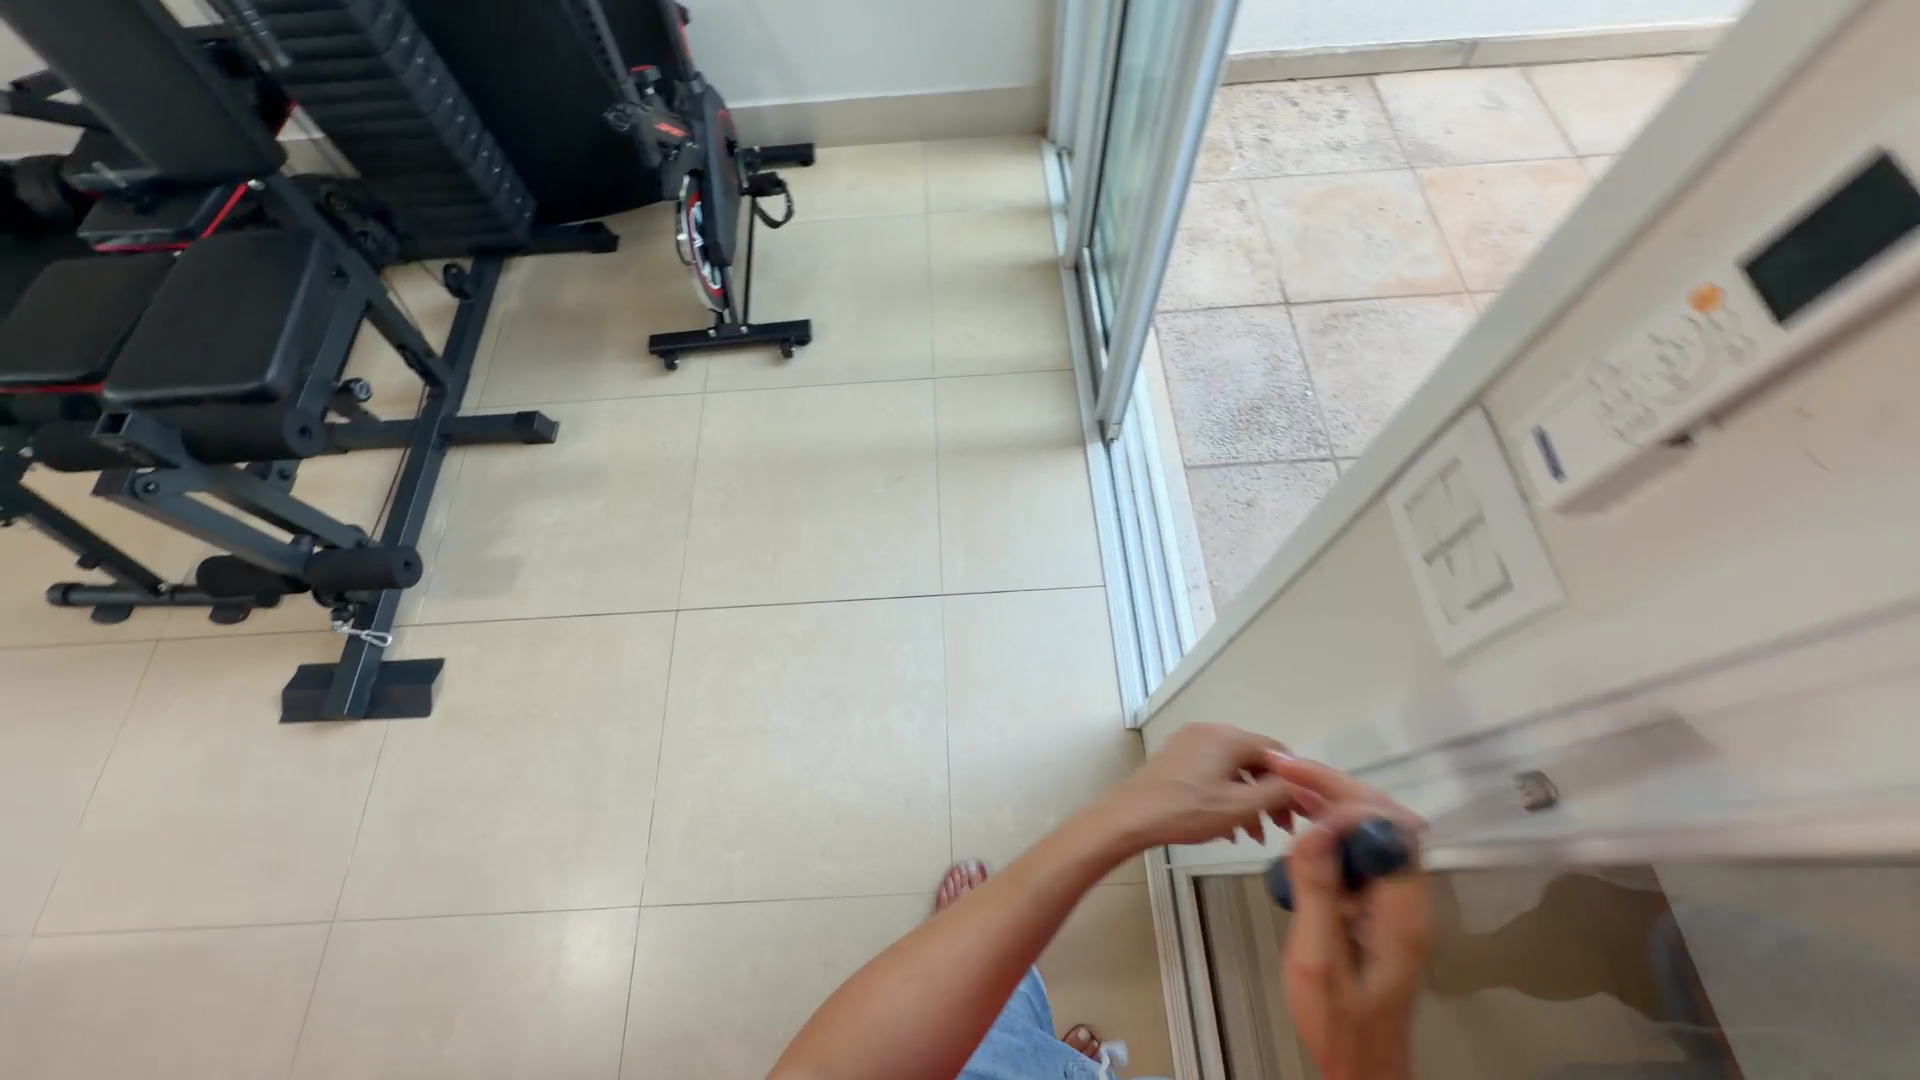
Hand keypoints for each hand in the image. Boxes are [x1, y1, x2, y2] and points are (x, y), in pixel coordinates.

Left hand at [1099, 723, 1297, 847]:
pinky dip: (1226, 796)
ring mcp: (1189, 742)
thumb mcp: (1241, 806)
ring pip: (1233, 770)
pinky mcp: (1176, 758)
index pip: (1278, 752)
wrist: (1130, 817)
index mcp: (1228, 737)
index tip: (1303, 813)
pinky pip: (1212, 773)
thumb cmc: (1188, 811)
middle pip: (1254, 761)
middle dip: (1271, 795)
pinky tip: (1228, 829)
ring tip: (1254, 836)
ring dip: (1249, 801)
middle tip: (1280, 828)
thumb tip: (1305, 786)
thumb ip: (1279, 793)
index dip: (1296, 782)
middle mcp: (1210, 731)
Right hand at [1270, 757, 1431, 1079]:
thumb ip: (1319, 892)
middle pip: (1382, 820)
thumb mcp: (1318, 959)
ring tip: (1285, 777)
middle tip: (1283, 766)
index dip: (1348, 805)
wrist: (1361, 1068)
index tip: (1301, 799)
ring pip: (1369, 830)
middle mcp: (1407, 896)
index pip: (1391, 831)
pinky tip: (1298, 815)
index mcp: (1404, 910)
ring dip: (1329, 798)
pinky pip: (1356, 850)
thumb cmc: (1339, 1022)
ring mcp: (1392, 899)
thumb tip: (1314, 828)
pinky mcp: (1374, 904)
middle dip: (1334, 787)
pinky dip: (1326, 823)